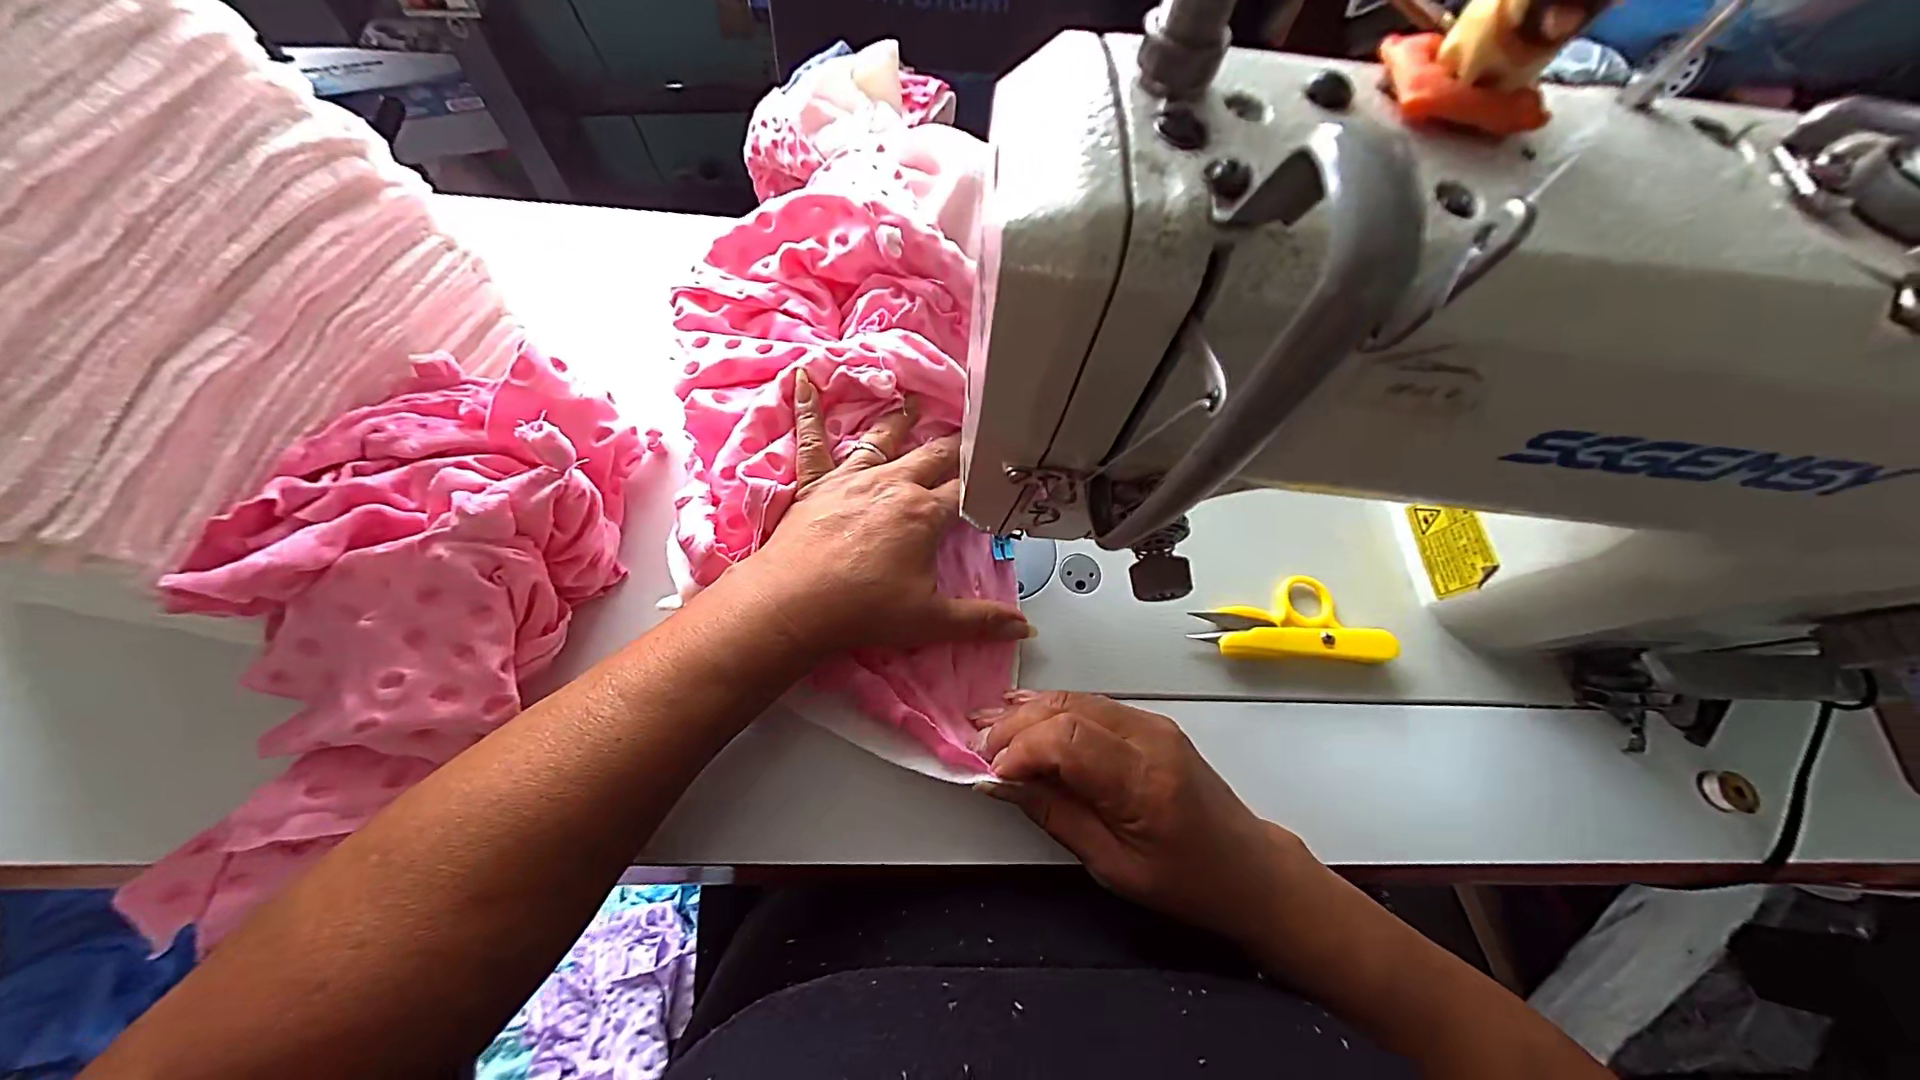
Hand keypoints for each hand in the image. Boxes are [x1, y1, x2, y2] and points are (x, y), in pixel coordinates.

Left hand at [725, 369, 1029, 656]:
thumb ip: (981, 620)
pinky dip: (808, 409)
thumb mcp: (931, 619)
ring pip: (884, 439)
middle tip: (971, 432)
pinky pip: (813, 440)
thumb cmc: (861, 610)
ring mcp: (852, 479)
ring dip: (903, 421)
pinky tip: (803, 379)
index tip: (998, 473)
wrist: (794, 604)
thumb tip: (1024, 629)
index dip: (984, 482)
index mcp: (924, 513)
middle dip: (956, 446)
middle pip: (933, 456)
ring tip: (915, 402)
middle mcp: (892, 485)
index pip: (965, 490)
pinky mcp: (816, 483)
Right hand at [973, 691, 1319, 942]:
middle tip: (980, 747)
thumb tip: (1006, 784)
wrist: (1247, 867)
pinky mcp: (1149, 722)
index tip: (992, 771)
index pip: (1068, 739)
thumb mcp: (1113, 866)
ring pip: (1075, 699)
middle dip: (1016, 726)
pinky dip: (1052, 710)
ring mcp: (1152, 725)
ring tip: (990, 727)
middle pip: (1067, 710)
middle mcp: (1151, 740)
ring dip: (1028, 712)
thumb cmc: (1190, 879)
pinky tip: (1026, 715)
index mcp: (1145, 781)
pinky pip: (1091, 704)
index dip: (1020, 749)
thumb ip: (1055, 815)